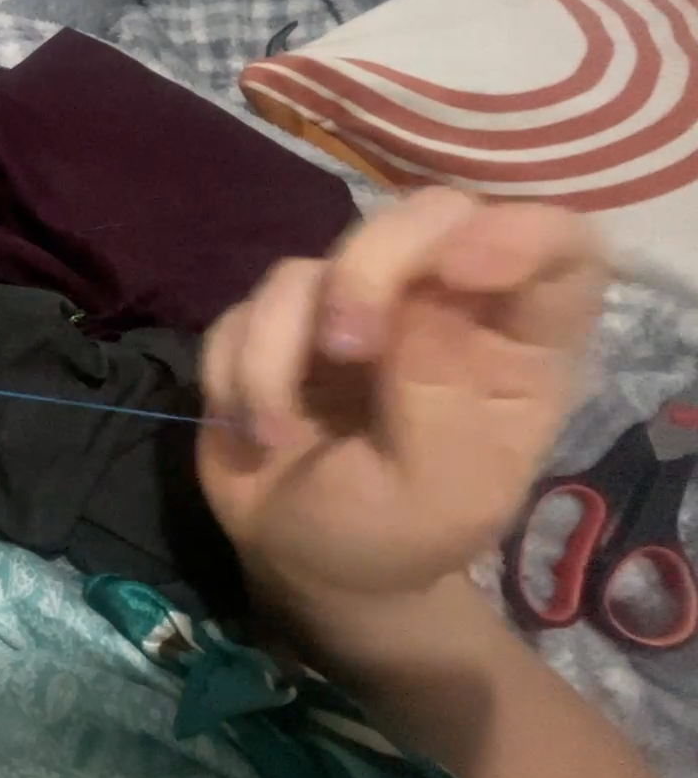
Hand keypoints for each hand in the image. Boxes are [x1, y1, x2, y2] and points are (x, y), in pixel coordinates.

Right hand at [199, 189, 604, 633]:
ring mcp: (336, 316)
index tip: (456, 273)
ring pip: (298, 273)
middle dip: (364, 275)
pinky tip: (246, 423)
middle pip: (415, 218)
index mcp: (512, 348)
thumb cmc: (390, 537)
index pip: (549, 243)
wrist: (295, 559)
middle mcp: (428, 311)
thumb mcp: (440, 490)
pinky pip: (233, 316)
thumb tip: (421, 300)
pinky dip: (228, 372)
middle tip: (340, 349)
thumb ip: (441, 396)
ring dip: (272, 356)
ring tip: (274, 432)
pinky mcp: (262, 332)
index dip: (511, 233)